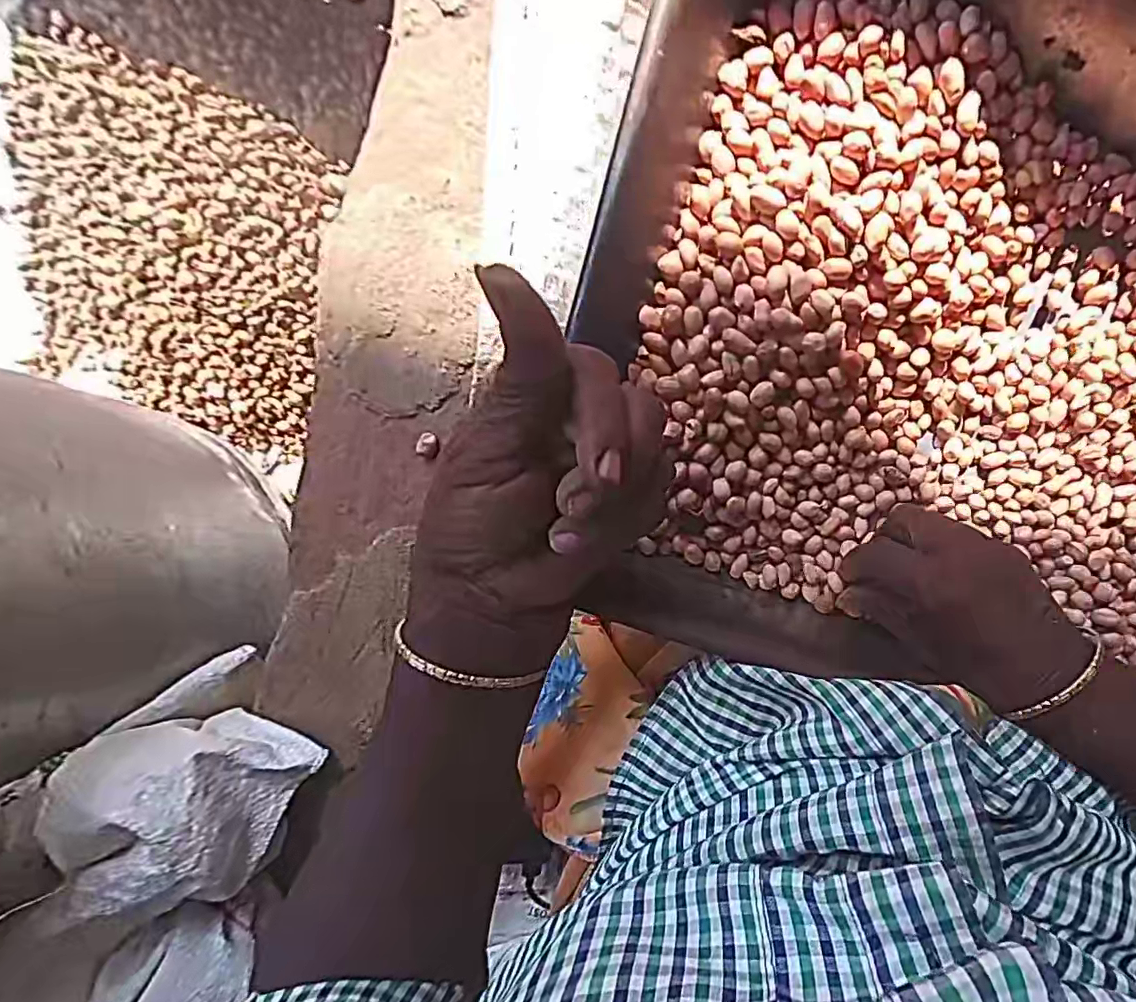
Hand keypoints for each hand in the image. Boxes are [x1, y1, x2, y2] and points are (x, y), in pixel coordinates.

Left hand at [406, 265, 671, 676]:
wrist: (494, 599)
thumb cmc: (472, 522)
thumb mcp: (486, 444)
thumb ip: (521, 372)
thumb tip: (494, 267)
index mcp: (543, 395)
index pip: (594, 368)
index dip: (599, 408)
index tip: (587, 462)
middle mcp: (586, 418)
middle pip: (640, 404)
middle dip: (610, 457)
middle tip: (571, 503)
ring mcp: (619, 458)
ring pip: (658, 448)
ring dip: (615, 499)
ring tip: (567, 528)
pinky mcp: (640, 496)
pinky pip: (663, 490)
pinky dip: (625, 522)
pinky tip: (582, 541)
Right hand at [842, 505, 1094, 714]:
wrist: (1041, 666)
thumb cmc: (975, 665)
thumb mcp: (920, 642)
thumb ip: (882, 610)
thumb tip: (849, 594)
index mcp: (927, 580)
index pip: (874, 552)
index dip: (854, 564)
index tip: (849, 576)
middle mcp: (953, 550)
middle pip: (902, 517)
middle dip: (885, 538)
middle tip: (882, 565)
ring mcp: (982, 543)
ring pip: (933, 522)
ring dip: (915, 540)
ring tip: (915, 570)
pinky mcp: (1003, 546)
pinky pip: (962, 535)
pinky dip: (945, 548)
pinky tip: (949, 576)